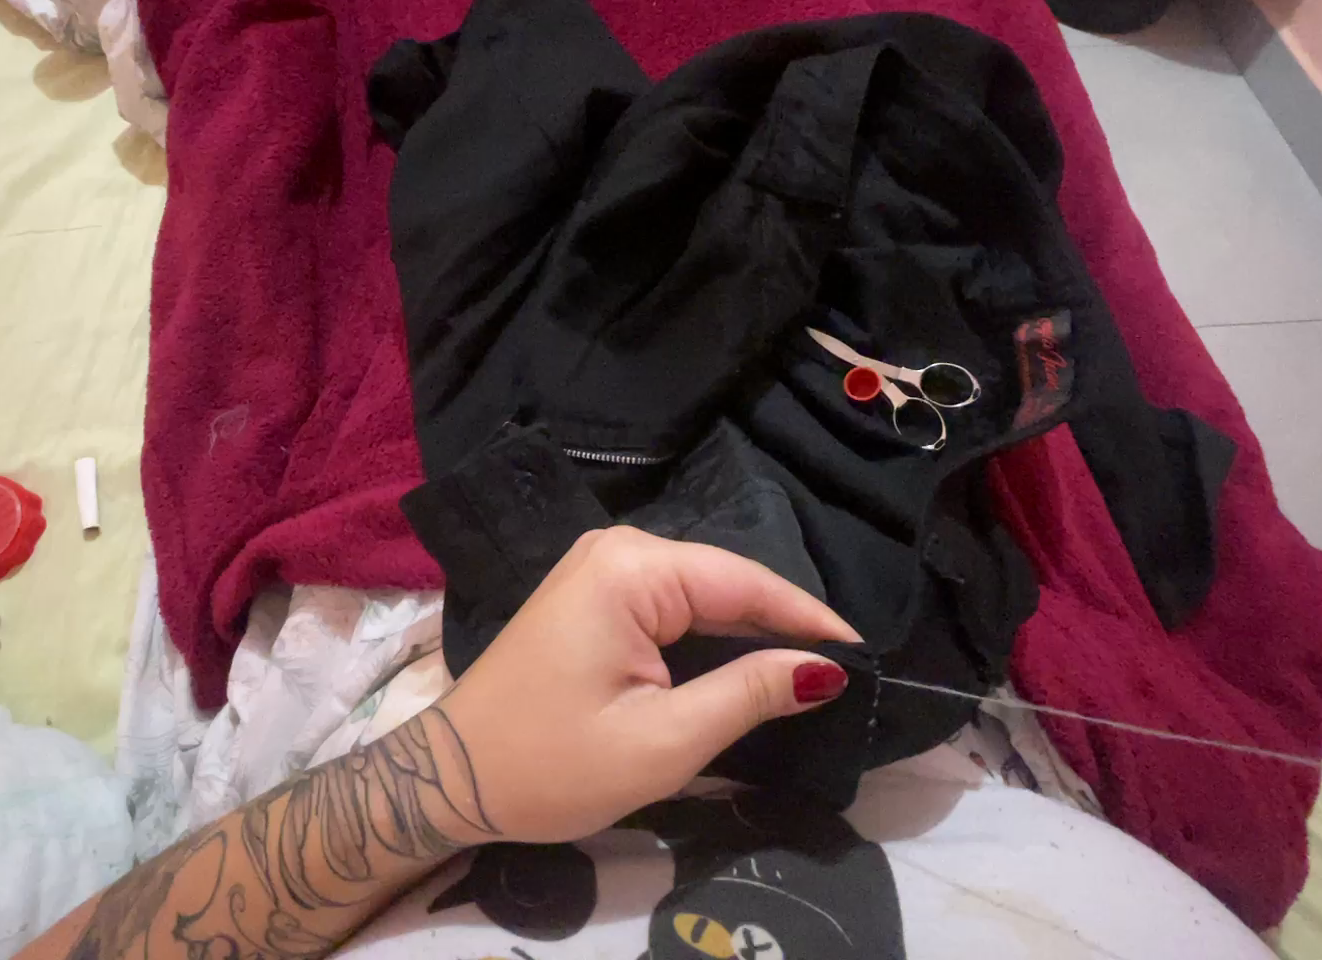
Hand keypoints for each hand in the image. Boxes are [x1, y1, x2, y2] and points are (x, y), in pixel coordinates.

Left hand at [438, 526, 861, 843]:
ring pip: (699, 591)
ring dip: (748, 628)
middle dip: (780, 623)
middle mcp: (618, 548)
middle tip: (841, 668)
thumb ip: (747, 693)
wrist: (455, 774)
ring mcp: (601, 565)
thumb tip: (824, 668)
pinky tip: (744, 655)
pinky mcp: (594, 589)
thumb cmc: (552, 765)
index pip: (744, 582)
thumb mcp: (661, 741)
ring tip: (808, 664)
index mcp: (631, 570)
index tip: (865, 652)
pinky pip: (670, 601)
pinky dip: (709, 631)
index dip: (808, 617)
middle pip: (723, 580)